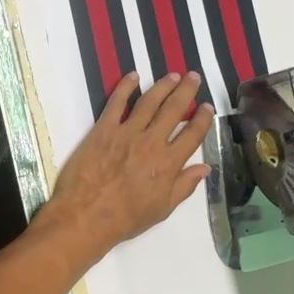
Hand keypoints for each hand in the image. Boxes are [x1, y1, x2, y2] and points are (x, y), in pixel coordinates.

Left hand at [38, 72, 213, 258]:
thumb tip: (205, 168)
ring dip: (163, 85)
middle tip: (193, 77)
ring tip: (173, 75)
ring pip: (149, 101)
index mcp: (169, 163)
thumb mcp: (162, 209)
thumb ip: (184, 186)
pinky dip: (125, 87)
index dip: (203, 118)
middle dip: (186, 91)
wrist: (86, 216)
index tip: (207, 106)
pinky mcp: (103, 129)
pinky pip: (116, 102)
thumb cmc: (126, 218)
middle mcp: (151, 142)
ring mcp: (126, 133)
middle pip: (173, 110)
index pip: (193, 134)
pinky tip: (133, 76)